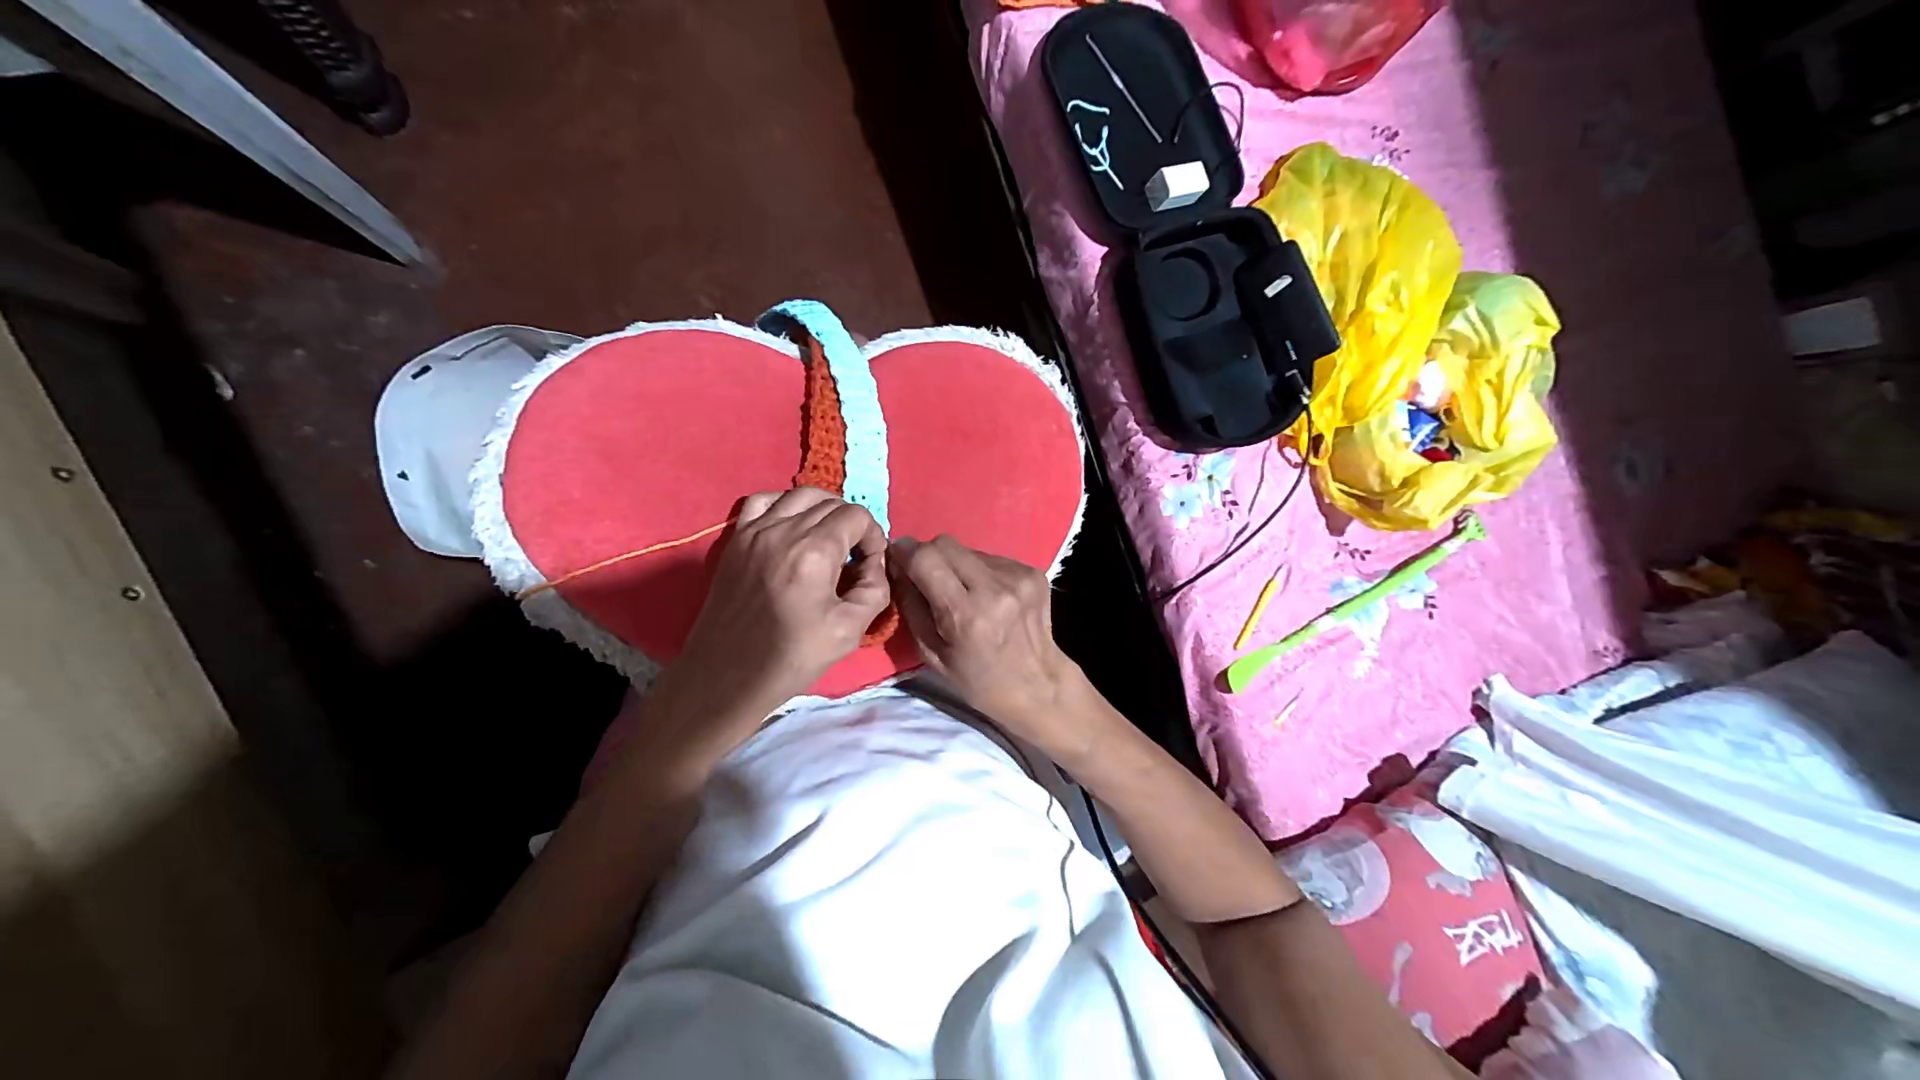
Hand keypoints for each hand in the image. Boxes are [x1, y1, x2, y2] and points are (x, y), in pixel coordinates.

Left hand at [665, 488, 888, 716]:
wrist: (727, 675)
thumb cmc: (791, 657)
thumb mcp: (850, 630)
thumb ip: (874, 589)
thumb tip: (874, 564)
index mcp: (814, 551)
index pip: (856, 516)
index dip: (873, 536)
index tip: (871, 564)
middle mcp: (782, 530)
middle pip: (830, 503)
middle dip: (851, 524)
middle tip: (855, 556)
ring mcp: (754, 531)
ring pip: (797, 495)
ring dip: (822, 509)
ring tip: (828, 537)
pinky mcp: (735, 540)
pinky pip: (762, 501)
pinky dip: (784, 505)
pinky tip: (792, 526)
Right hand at [888, 535, 1104, 760]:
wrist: (1037, 685)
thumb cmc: (977, 679)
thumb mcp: (931, 653)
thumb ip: (911, 605)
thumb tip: (897, 566)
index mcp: (965, 614)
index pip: (926, 558)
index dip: (905, 553)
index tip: (897, 559)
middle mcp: (994, 588)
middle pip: (945, 543)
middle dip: (928, 555)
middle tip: (926, 576)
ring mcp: (1017, 577)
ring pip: (969, 549)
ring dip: (956, 564)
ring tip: (963, 593)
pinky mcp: (1033, 572)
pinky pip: (991, 558)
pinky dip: (980, 572)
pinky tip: (987, 596)